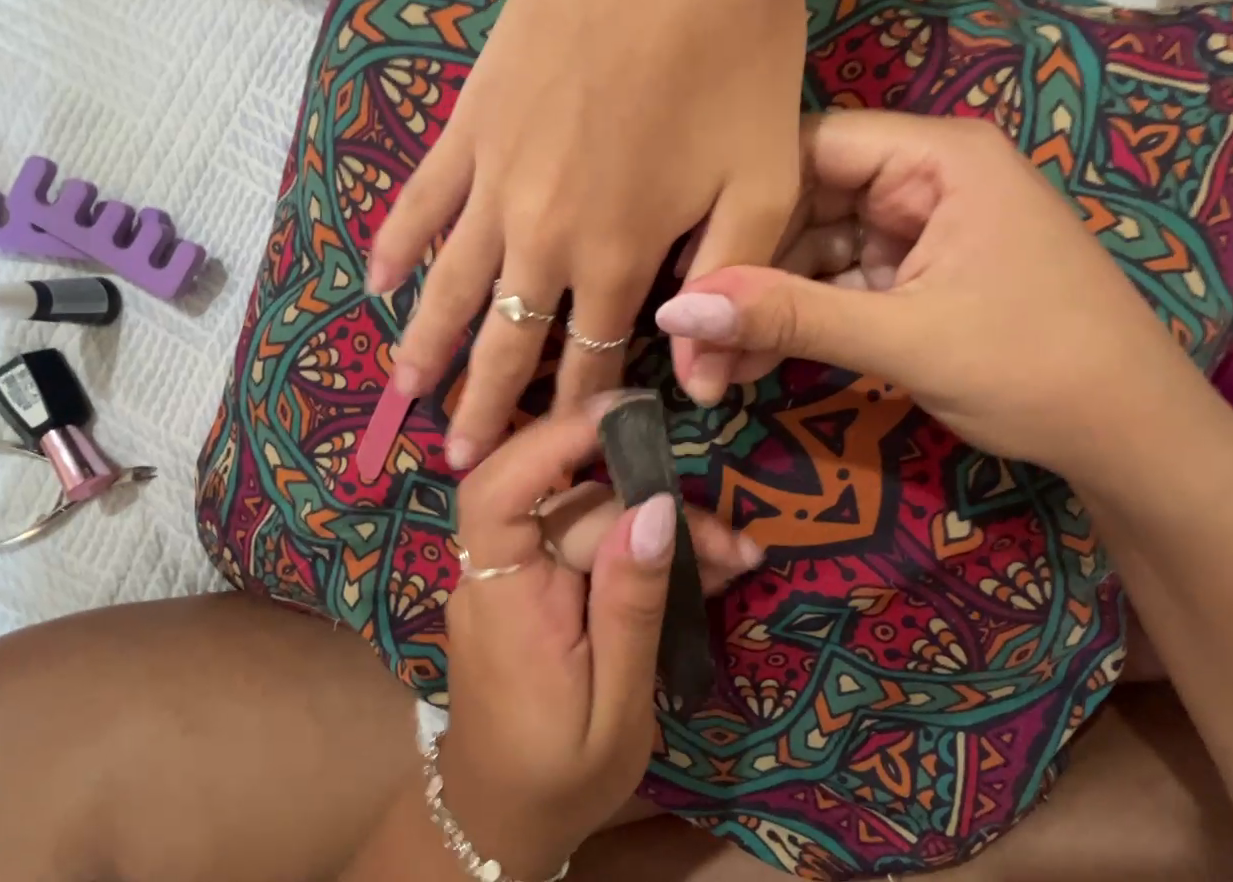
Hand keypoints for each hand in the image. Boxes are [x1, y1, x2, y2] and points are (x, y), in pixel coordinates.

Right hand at [365, 0, 806, 471]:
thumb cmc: (735, 54)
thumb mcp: (763, 181)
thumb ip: (729, 285)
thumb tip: (697, 387)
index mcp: (618, 253)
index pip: (588, 357)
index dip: (574, 409)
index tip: (558, 451)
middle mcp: (541, 233)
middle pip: (503, 338)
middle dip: (484, 405)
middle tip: (456, 459)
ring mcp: (492, 177)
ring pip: (447, 283)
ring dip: (424, 346)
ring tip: (402, 394)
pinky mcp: (468, 122)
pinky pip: (419, 198)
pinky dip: (393, 244)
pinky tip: (374, 283)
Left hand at [433, 402, 711, 875]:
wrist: (505, 817)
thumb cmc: (560, 775)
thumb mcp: (615, 703)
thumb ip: (631, 605)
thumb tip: (655, 508)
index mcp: (504, 602)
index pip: (498, 493)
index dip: (552, 440)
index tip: (624, 415)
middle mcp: (499, 574)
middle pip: (576, 508)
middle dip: (657, 512)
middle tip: (735, 548)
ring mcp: (516, 577)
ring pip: (590, 521)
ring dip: (661, 531)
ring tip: (733, 559)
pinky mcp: (537, 586)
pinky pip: (588, 549)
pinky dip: (640, 552)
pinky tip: (701, 568)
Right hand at [655, 111, 1206, 475]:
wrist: (1130, 438)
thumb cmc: (1034, 367)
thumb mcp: (904, 338)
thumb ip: (789, 318)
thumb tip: (676, 312)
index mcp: (938, 157)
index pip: (808, 149)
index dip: (740, 203)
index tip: (679, 263)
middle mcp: (924, 179)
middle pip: (803, 205)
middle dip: (746, 275)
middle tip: (686, 337)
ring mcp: (919, 230)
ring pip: (813, 253)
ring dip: (765, 308)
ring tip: (709, 368)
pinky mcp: (915, 276)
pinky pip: (838, 286)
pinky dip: (799, 322)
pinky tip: (751, 363)